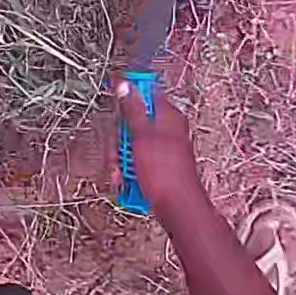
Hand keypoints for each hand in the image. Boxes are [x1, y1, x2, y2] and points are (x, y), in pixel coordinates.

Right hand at [114, 78, 210, 217]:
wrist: (178, 208)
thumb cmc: (165, 173)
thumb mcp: (142, 135)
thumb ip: (133, 109)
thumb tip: (126, 85)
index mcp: (168, 116)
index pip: (147, 91)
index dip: (130, 92)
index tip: (116, 97)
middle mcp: (168, 130)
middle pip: (135, 121)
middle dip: (120, 137)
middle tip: (118, 149)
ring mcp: (164, 149)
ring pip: (134, 143)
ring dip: (122, 157)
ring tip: (121, 171)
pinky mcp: (159, 166)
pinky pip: (139, 161)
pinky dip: (130, 170)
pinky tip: (127, 180)